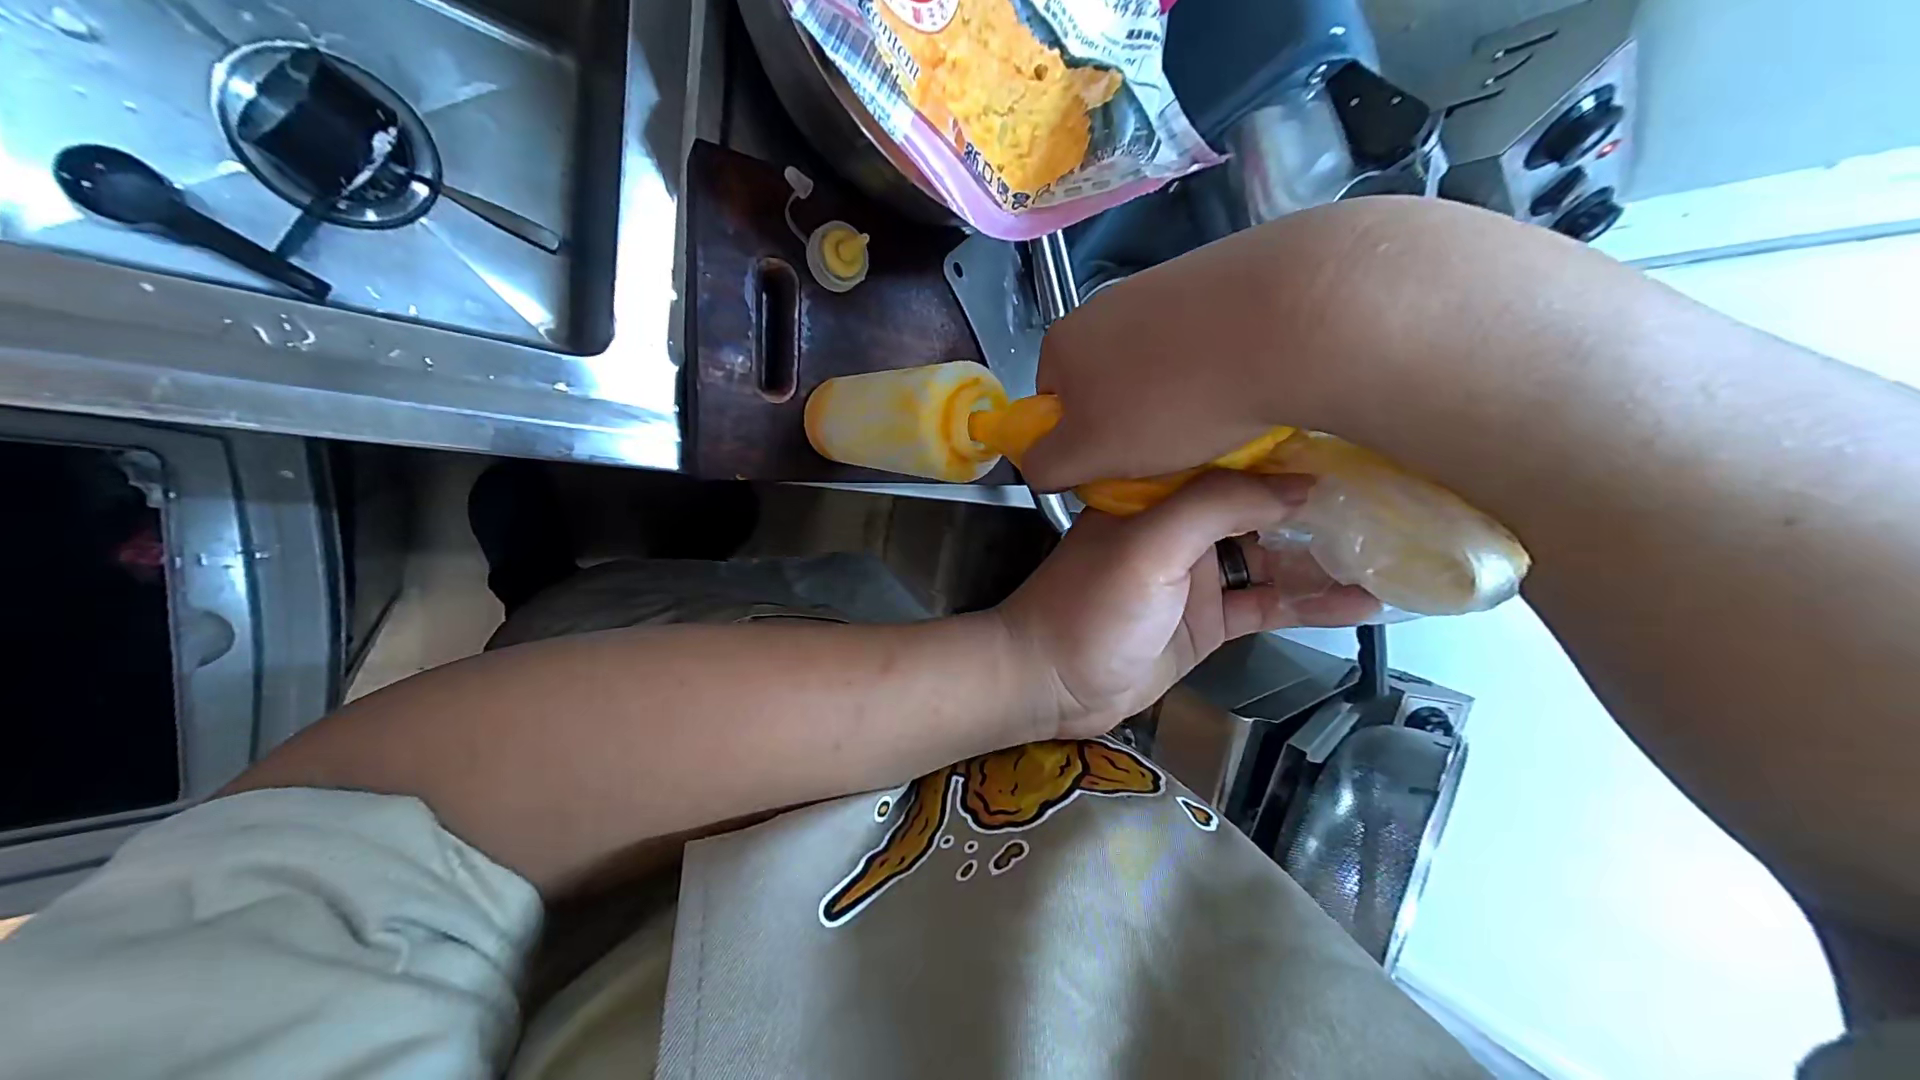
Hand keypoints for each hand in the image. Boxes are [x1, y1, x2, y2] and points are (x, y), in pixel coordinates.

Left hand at [995, 471, 1378, 738]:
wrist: (1051, 684)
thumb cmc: (1090, 608)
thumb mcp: (1149, 546)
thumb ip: (1214, 506)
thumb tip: (1299, 484)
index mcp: (1160, 496)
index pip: (1234, 463)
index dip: (1291, 457)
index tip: (1356, 449)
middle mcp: (1182, 530)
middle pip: (1261, 509)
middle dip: (1320, 508)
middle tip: (1395, 502)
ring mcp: (1198, 578)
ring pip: (1272, 559)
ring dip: (1325, 557)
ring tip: (1396, 551)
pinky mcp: (1208, 622)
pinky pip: (1267, 605)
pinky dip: (1310, 604)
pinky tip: (1364, 603)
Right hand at [1020, 197, 1586, 491]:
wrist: (1293, 314)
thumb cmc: (1175, 399)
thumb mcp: (1092, 452)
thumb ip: (1046, 464)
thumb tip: (1037, 461)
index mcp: (1064, 342)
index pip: (1056, 406)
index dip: (1086, 444)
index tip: (1125, 466)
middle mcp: (1105, 304)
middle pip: (1108, 383)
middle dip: (1135, 421)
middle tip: (1175, 453)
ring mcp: (1163, 282)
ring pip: (1160, 362)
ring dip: (1179, 397)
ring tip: (1219, 421)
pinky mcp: (1220, 272)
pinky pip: (1205, 336)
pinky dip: (1218, 364)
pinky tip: (1248, 383)